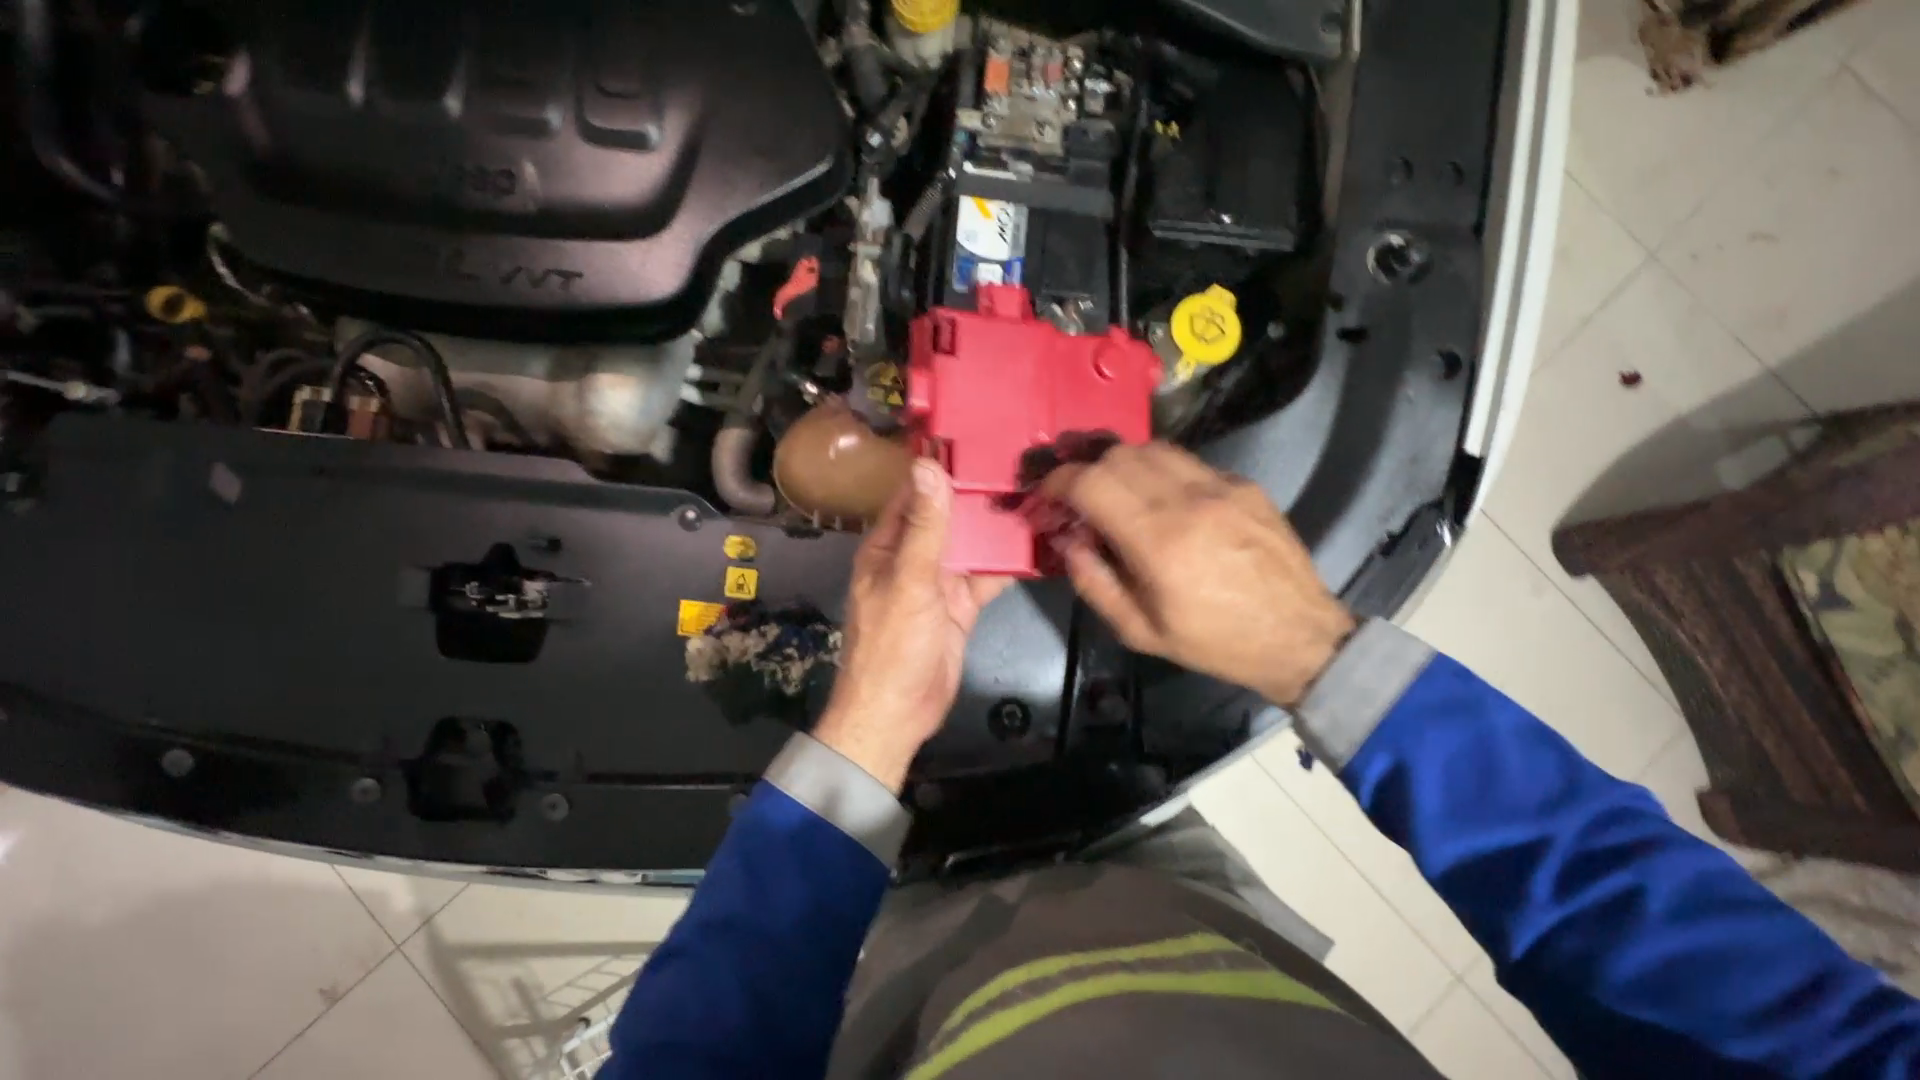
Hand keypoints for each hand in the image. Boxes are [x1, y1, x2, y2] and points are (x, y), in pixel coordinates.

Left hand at [817, 460, 1009, 792]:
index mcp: (887, 546)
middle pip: (947, 518)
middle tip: (1020, 463)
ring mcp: (939, 584)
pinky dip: (1007, 565)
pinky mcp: (961, 608)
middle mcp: (912, 558)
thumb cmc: (892, 645)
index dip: (939, 469)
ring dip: (995, 528)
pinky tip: (1035, 545)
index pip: (913, 495)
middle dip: (977, 496)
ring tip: (1035, 495)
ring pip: (970, 546)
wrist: (897, 713)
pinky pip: (986, 578)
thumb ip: (924, 527)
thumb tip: (927, 466)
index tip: (974, 439)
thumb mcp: (910, 580)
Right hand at [1040, 442, 1355, 706]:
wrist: (1297, 636)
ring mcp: (1220, 486)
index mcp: (1157, 540)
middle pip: (1118, 454)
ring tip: (1118, 492)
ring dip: (1123, 464)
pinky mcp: (1244, 485)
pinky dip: (1162, 472)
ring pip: (1153, 448)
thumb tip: (1069, 540)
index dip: (1057, 481)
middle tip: (1079, 495)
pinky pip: (1188, 462)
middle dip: (1086, 469)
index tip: (1046, 494)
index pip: (1090, 482)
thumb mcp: (1139, 631)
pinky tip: (1165, 500)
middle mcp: (1188, 500)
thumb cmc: (1214, 642)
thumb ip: (1094, 581)